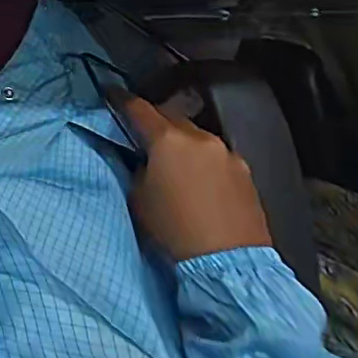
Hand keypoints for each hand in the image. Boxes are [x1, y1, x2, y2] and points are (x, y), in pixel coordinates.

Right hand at [115, 92, 271, 261]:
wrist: (229, 263)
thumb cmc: (174, 229)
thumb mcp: (138, 196)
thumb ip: (137, 167)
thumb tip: (143, 158)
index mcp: (168, 139)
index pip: (139, 108)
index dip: (121, 100)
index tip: (112, 94)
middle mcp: (200, 138)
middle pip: (170, 116)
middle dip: (155, 120)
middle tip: (141, 132)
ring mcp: (227, 153)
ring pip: (196, 135)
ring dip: (181, 141)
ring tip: (172, 161)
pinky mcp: (245, 172)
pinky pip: (216, 155)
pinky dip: (202, 159)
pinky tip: (198, 179)